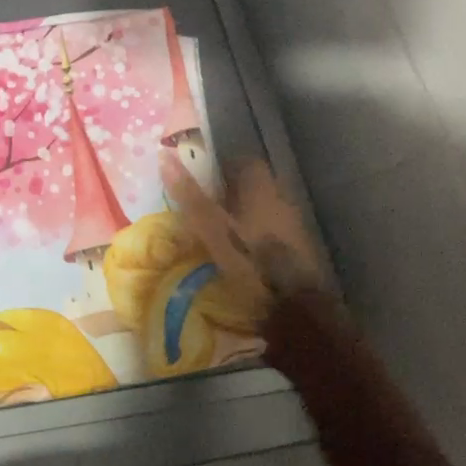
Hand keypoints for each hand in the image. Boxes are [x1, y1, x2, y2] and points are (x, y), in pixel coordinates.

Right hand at [161, 152, 332, 305]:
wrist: (294, 309)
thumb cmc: (249, 262)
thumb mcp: (210, 229)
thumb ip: (189, 195)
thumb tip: (164, 156)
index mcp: (262, 192)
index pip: (247, 163)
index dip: (224, 166)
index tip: (203, 178)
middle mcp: (283, 202)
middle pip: (257, 187)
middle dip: (233, 192)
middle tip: (206, 206)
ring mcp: (295, 228)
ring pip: (266, 209)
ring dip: (246, 214)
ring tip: (220, 231)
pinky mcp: (300, 252)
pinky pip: (274, 231)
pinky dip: (257, 235)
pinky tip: (242, 252)